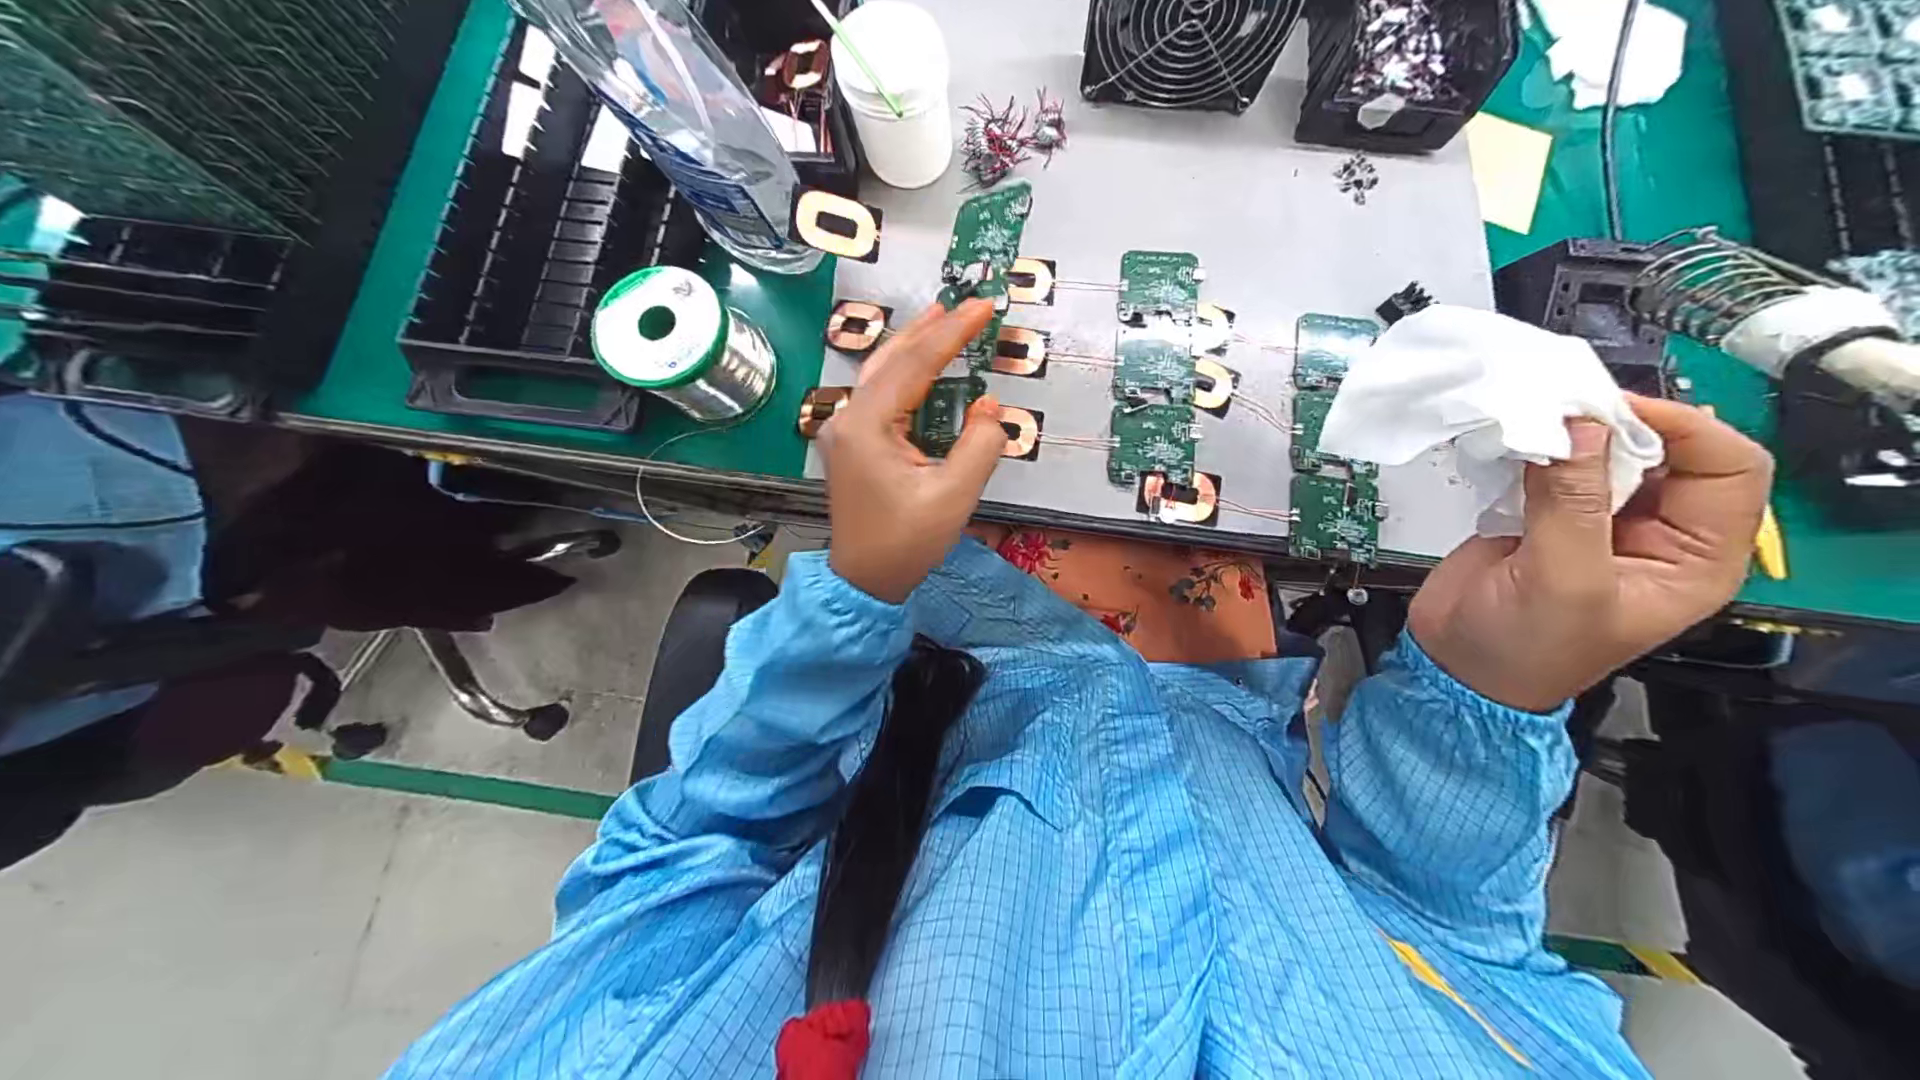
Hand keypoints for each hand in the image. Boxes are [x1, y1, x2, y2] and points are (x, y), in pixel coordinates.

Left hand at [819, 300, 1005, 602]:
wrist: (864, 580)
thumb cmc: (906, 543)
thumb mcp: (954, 496)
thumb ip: (980, 445)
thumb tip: (988, 406)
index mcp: (867, 426)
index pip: (915, 365)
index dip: (952, 333)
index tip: (984, 308)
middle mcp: (848, 419)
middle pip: (891, 359)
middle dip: (929, 329)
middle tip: (964, 304)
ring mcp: (844, 430)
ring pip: (879, 373)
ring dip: (912, 345)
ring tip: (941, 319)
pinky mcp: (850, 444)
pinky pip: (877, 395)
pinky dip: (902, 374)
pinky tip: (918, 366)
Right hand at [1408, 395, 1774, 711]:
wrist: (1455, 665)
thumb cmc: (1525, 646)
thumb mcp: (1563, 581)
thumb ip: (1572, 505)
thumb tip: (1580, 427)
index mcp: (1692, 556)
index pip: (1725, 468)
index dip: (1683, 431)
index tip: (1614, 411)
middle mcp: (1651, 532)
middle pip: (1664, 453)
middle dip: (1618, 427)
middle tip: (1564, 411)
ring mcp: (1591, 523)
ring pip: (1601, 455)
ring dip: (1570, 436)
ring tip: (1533, 423)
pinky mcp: (1539, 517)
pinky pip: (1549, 469)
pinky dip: (1532, 450)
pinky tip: (1511, 445)